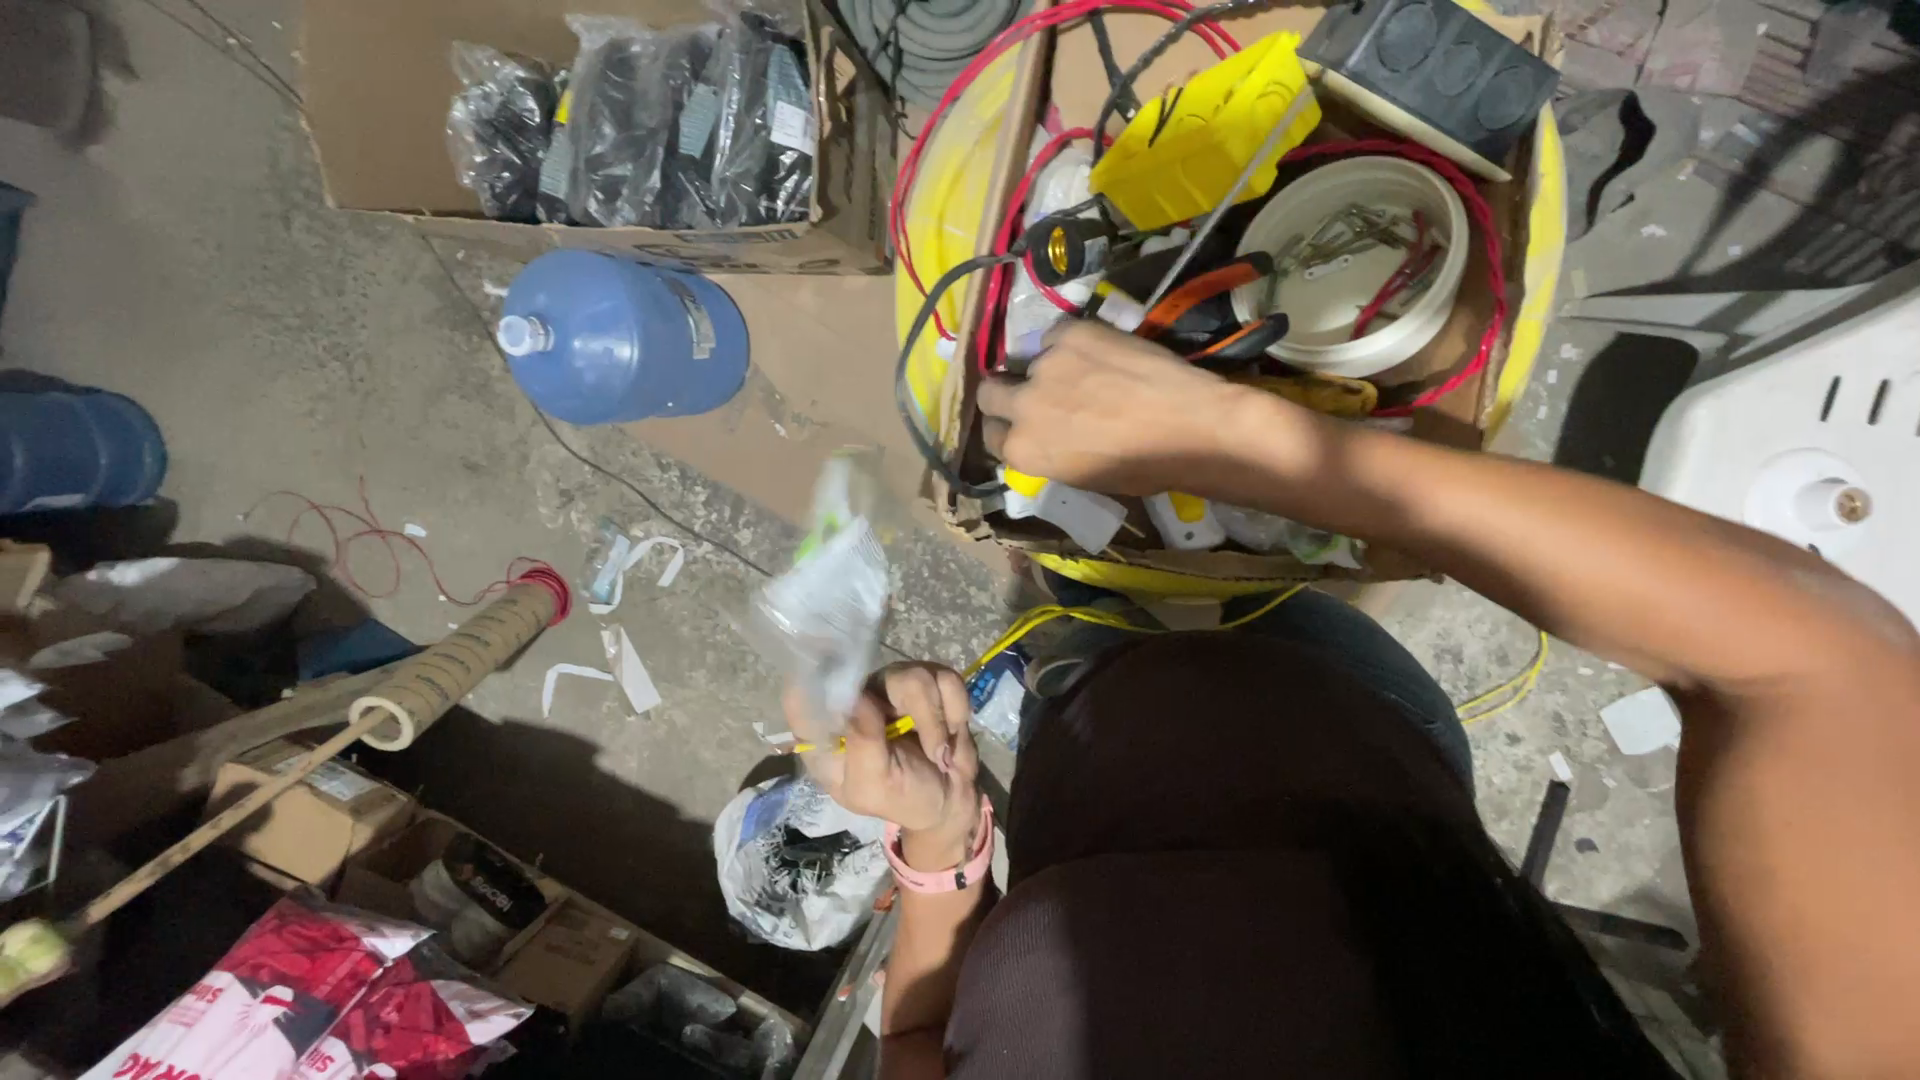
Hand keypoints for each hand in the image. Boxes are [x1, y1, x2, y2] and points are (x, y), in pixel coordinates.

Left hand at [787, 662, 980, 860]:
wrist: (948, 800)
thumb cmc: (900, 798)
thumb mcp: (872, 788)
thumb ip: (862, 745)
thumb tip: (860, 698)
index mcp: (828, 730)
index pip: (802, 693)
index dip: (814, 679)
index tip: (842, 684)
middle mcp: (856, 699)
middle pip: (884, 679)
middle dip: (918, 715)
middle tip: (934, 753)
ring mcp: (892, 686)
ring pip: (918, 676)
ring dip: (939, 720)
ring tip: (941, 752)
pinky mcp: (928, 681)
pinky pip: (948, 679)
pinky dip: (957, 710)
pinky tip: (952, 732)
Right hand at [978, 320, 1308, 496]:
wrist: (1188, 426)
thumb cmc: (1141, 468)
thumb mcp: (1081, 476)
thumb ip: (1048, 454)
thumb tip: (1044, 436)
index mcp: (1022, 451)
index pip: (992, 434)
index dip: (1008, 428)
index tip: (1025, 425)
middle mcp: (1022, 406)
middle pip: (990, 391)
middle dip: (1005, 393)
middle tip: (1035, 395)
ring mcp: (1044, 365)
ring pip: (1030, 361)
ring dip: (1048, 369)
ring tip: (1084, 373)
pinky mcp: (1071, 332)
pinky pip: (1055, 334)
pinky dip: (1069, 343)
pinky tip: (1098, 353)